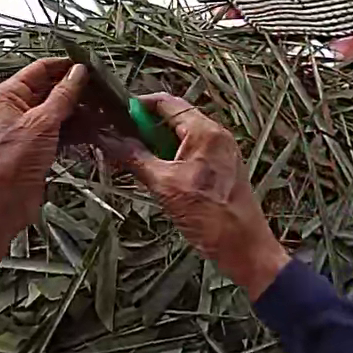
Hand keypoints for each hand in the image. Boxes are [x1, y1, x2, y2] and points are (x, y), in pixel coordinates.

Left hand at [0, 57, 89, 228]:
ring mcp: (27, 129)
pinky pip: (60, 131)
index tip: (90, 66)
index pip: (40, 69)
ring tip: (103, 109)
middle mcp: (15, 109)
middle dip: (76, 90)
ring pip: (58, 111)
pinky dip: (75, 129)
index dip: (65, 66)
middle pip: (50, 89)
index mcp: (8, 95)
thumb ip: (62, 96)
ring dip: (79, 111)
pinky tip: (94, 129)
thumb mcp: (41, 123)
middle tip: (102, 90)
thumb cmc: (9, 163)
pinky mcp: (37, 148)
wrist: (0, 206)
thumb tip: (78, 72)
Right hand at [105, 94, 289, 298]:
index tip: (116, 115)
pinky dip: (170, 156)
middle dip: (145, 128)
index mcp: (205, 131)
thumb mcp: (164, 185)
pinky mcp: (221, 167)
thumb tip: (107, 139)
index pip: (166, 102)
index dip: (138, 105)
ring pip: (180, 136)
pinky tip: (155, 172)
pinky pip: (190, 151)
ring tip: (133, 158)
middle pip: (173, 117)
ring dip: (156, 144)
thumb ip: (134, 158)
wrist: (245, 249)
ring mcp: (220, 150)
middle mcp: (216, 134)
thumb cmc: (208, 216)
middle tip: (120, 139)